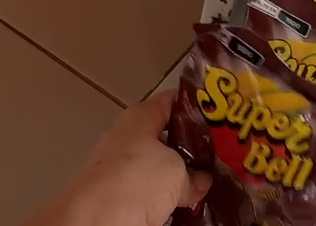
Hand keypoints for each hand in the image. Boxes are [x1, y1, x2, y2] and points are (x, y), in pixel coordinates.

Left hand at [25, 93, 212, 225]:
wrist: (96, 220)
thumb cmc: (136, 179)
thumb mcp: (175, 172)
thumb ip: (193, 175)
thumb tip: (203, 180)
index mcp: (141, 117)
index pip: (172, 101)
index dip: (196, 107)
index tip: (218, 118)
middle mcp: (130, 138)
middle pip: (167, 137)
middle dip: (192, 149)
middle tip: (219, 157)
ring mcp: (123, 168)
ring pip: (159, 169)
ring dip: (180, 179)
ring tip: (208, 185)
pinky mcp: (120, 196)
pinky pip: (150, 194)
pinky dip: (167, 200)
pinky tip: (187, 207)